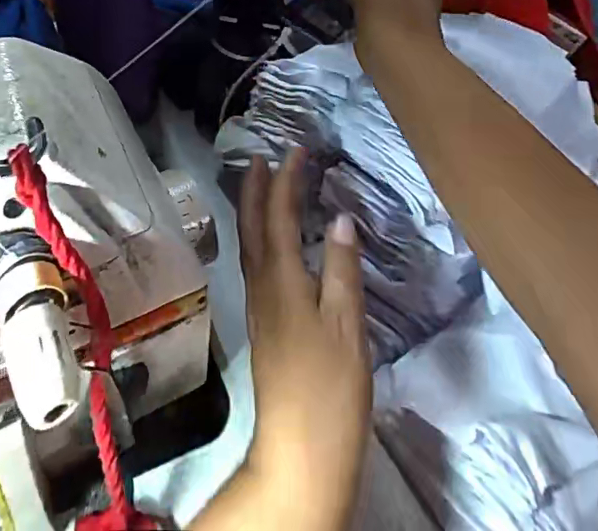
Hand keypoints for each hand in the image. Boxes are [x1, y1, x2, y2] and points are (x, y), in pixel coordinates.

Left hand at [237, 146, 369, 516]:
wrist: (299, 447)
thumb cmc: (330, 388)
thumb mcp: (347, 326)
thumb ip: (342, 270)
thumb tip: (339, 218)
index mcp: (280, 277)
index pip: (279, 215)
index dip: (286, 180)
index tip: (296, 150)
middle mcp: (260, 281)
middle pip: (253, 223)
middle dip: (257, 187)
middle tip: (264, 156)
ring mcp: (258, 301)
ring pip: (250, 241)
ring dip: (255, 208)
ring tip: (264, 186)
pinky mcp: (263, 320)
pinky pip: (256, 261)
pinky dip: (261, 236)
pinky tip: (273, 241)